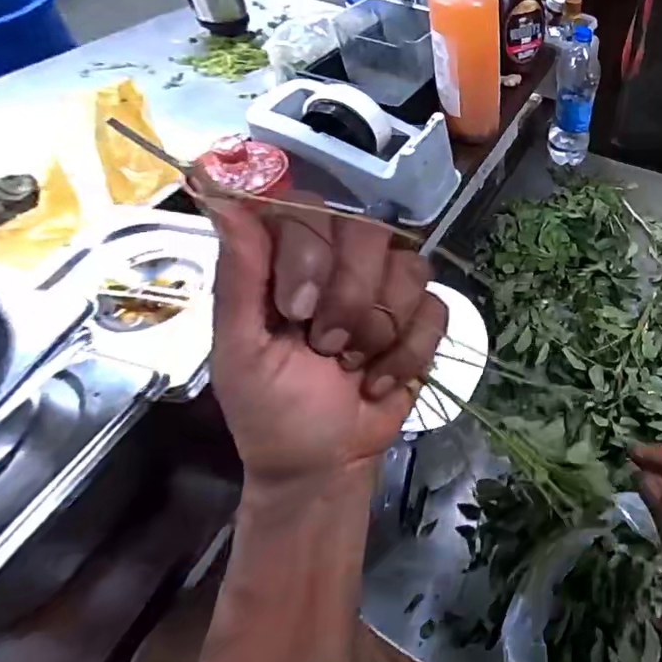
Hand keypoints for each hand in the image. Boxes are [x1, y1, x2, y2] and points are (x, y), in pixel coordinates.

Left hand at [204, 193, 447, 488]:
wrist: (326, 461)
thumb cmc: (271, 409)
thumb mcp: (240, 350)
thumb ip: (239, 277)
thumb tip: (226, 201)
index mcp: (290, 260)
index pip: (310, 208)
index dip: (311, 252)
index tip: (297, 309)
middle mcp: (343, 261)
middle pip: (369, 232)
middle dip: (350, 299)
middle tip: (326, 346)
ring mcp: (389, 286)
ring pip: (409, 268)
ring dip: (379, 330)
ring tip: (353, 363)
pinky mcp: (423, 315)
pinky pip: (435, 307)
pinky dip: (409, 351)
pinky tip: (382, 377)